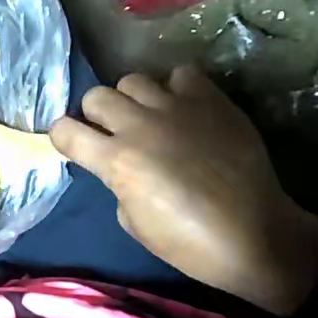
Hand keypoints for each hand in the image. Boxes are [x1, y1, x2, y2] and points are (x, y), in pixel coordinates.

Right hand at [51, 65, 317, 315]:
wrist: (255, 233)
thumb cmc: (190, 243)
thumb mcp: (135, 224)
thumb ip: (118, 185)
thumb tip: (121, 168)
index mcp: (117, 161)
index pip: (65, 130)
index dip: (63, 138)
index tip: (75, 146)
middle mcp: (139, 124)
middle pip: (95, 96)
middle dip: (96, 115)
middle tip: (114, 133)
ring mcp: (176, 106)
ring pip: (133, 79)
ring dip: (134, 100)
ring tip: (150, 117)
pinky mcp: (210, 98)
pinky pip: (181, 74)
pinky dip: (176, 88)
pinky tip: (184, 108)